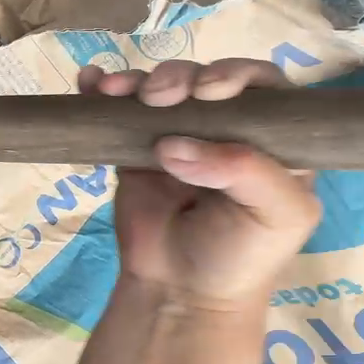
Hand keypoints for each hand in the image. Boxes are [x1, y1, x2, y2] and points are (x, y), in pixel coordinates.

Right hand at [78, 59, 321, 312]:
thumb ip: (244, 172)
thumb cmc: (240, 253)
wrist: (178, 289)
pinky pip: (113, 112)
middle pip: (201, 79)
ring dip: (135, 80)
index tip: (208, 91)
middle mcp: (221, 129)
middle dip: (177, 77)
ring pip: (155, 89)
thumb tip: (171, 145)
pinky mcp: (129, 148)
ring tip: (112, 91)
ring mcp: (171, 135)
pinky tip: (88, 82)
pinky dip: (98, 91)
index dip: (236, 75)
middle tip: (157, 98)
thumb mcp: (275, 215)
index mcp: (271, 138)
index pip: (262, 87)